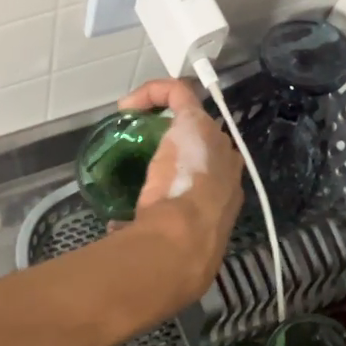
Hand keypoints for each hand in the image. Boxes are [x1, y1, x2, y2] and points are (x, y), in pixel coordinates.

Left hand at [115, 78, 243, 306]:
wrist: (185, 242)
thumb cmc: (183, 253)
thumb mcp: (171, 246)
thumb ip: (150, 234)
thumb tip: (119, 236)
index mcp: (225, 199)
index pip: (211, 176)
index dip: (187, 173)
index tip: (160, 181)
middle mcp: (226, 166)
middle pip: (206, 144)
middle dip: (181, 143)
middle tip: (149, 148)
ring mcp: (212, 143)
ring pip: (192, 116)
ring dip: (163, 116)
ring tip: (134, 125)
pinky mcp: (193, 123)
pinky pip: (178, 93)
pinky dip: (153, 92)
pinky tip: (127, 106)